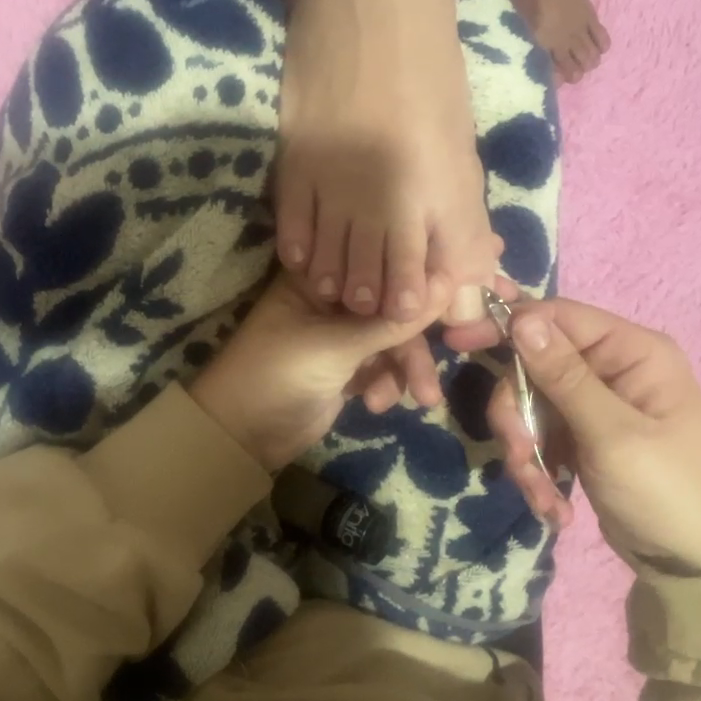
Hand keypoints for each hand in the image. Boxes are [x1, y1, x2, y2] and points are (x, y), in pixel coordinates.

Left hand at [190, 275, 450, 471]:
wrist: (240, 435)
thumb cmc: (278, 374)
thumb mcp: (337, 346)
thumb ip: (393, 321)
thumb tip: (450, 286)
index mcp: (321, 277)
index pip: (380, 265)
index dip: (419, 280)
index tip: (460, 297)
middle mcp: (332, 301)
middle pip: (391, 306)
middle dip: (418, 339)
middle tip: (454, 352)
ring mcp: (338, 337)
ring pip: (391, 342)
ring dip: (407, 369)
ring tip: (422, 398)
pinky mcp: (344, 369)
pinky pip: (380, 368)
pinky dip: (386, 384)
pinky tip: (376, 403)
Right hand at [274, 0, 497, 325]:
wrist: (373, 3)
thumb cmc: (430, 71)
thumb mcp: (461, 144)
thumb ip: (460, 213)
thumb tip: (464, 268)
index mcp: (432, 193)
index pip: (420, 274)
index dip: (412, 301)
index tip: (408, 310)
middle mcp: (382, 200)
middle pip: (371, 276)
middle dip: (372, 302)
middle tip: (369, 311)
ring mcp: (333, 185)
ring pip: (330, 261)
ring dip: (335, 284)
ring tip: (338, 295)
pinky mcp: (294, 166)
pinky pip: (292, 229)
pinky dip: (300, 253)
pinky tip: (306, 263)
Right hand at [443, 299, 700, 570]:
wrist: (693, 562)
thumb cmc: (668, 490)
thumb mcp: (613, 434)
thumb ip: (564, 376)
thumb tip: (521, 320)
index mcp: (632, 352)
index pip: (557, 317)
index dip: (507, 325)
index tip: (459, 340)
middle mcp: (610, 368)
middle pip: (532, 367)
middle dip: (516, 415)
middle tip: (518, 455)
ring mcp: (592, 403)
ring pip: (527, 406)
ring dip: (525, 453)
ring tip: (543, 496)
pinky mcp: (578, 436)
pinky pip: (537, 437)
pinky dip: (537, 470)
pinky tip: (553, 505)